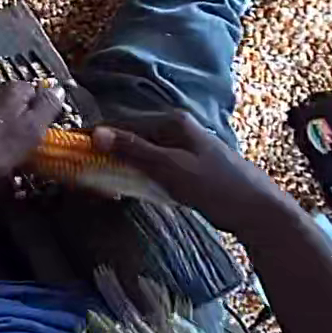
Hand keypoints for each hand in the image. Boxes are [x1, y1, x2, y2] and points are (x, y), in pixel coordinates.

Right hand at [91, 111, 296, 233]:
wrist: (257, 210)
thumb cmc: (213, 186)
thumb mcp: (168, 167)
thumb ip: (132, 149)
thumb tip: (95, 133)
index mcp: (172, 122)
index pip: (124, 123)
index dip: (98, 135)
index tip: (74, 147)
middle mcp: (177, 127)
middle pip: (132, 136)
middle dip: (109, 150)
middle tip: (88, 168)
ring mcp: (184, 145)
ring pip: (143, 150)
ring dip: (124, 163)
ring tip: (105, 178)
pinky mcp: (188, 163)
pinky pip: (155, 163)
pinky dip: (140, 171)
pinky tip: (132, 184)